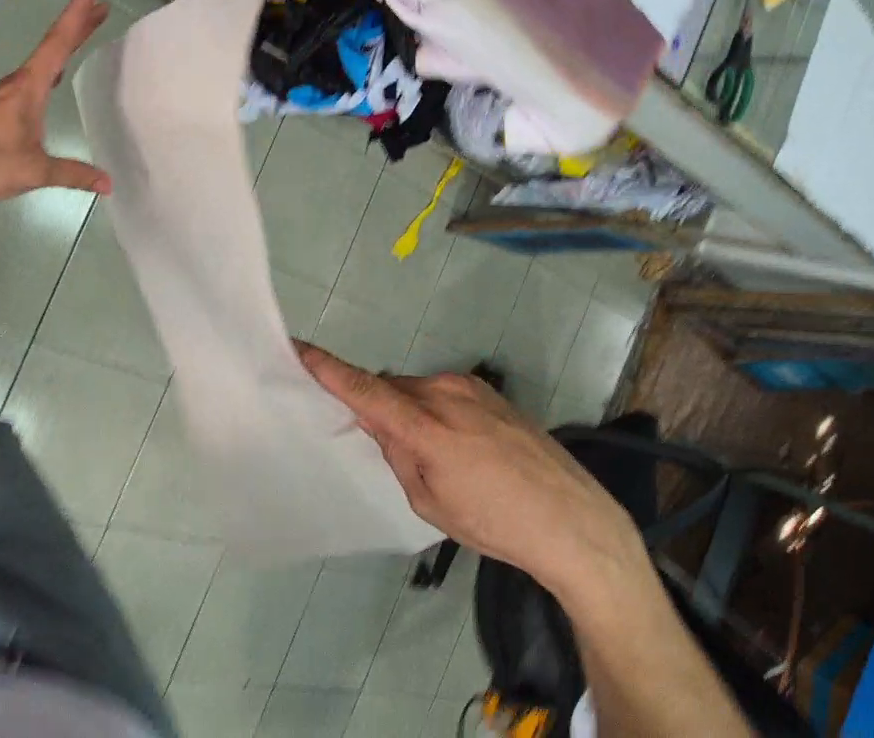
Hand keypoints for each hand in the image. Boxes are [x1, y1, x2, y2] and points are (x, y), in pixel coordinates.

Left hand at [0, 0, 113, 203]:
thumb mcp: (35, 171)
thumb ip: (73, 174)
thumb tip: (109, 184)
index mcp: (29, 89)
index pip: (58, 45)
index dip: (77, 18)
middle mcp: (16, 84)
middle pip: (52, 48)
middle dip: (77, 27)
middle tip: (100, 8)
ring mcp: (3, 95)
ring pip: (40, 63)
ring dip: (62, 47)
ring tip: (81, 38)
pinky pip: (30, 79)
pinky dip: (49, 69)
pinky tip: (52, 80)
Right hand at [297, 342, 649, 597]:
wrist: (575, 523)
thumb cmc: (496, 524)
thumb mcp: (431, 503)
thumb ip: (398, 456)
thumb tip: (380, 425)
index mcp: (426, 425)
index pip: (364, 389)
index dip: (327, 369)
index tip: (298, 348)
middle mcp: (447, 393)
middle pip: (392, 389)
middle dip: (378, 408)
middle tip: (383, 445)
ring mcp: (474, 389)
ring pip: (419, 391)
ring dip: (410, 412)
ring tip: (435, 456)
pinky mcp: (494, 393)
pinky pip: (446, 394)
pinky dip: (436, 412)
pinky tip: (461, 448)